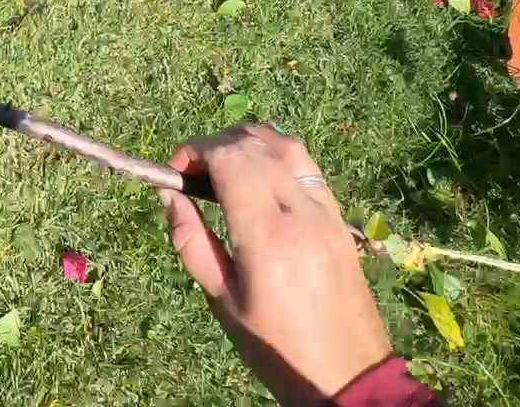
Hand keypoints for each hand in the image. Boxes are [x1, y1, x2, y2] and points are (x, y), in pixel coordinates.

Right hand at [162, 125, 392, 405]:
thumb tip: (168, 194)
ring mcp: (326, 212)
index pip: (230, 157)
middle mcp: (300, 213)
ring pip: (284, 143)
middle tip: (194, 172)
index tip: (177, 171)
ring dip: (246, 140)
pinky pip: (306, 163)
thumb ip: (191, 239)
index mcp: (267, 235)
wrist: (350, 379)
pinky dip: (275, 153)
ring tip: (224, 164)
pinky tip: (258, 172)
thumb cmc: (275, 345)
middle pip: (253, 144)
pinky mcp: (340, 219)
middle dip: (214, 144)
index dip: (196, 150)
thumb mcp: (221, 297)